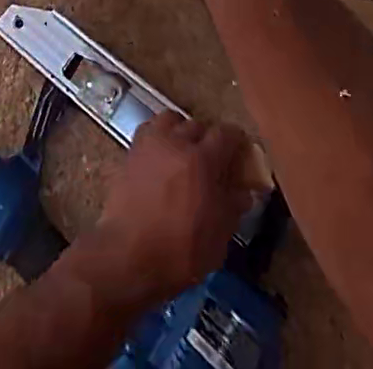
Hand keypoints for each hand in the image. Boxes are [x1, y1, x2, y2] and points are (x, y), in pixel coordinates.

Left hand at [69, 112, 265, 309]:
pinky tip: (164, 158)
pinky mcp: (129, 152)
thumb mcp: (220, 233)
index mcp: (202, 160)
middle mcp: (173, 143)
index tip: (241, 153)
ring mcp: (148, 144)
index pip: (225, 133)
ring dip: (181, 131)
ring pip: (169, 120)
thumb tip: (242, 190)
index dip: (237, 141)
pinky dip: (159, 136)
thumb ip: (233, 205)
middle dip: (209, 138)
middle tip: (215, 160)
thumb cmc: (182, 249)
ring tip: (186, 153)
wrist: (130, 252)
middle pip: (197, 124)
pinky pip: (148, 131)